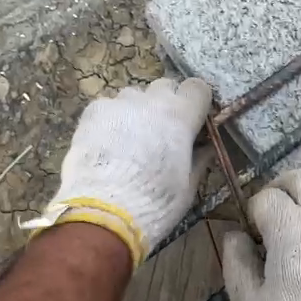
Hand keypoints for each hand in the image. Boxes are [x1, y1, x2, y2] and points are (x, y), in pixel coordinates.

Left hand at [32, 77, 211, 267]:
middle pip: (165, 87)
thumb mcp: (188, 186)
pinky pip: (109, 106)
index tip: (193, 121)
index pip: (197, 87)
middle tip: (161, 133)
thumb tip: (205, 147)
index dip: (196, 102)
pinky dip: (111, 120)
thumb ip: (199, 158)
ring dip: (137, 111)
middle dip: (166, 105)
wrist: (103, 213)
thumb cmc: (154, 202)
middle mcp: (152, 100)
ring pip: (135, 96)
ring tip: (128, 141)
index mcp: (181, 115)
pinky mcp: (94, 110)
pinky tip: (106, 145)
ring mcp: (121, 102)